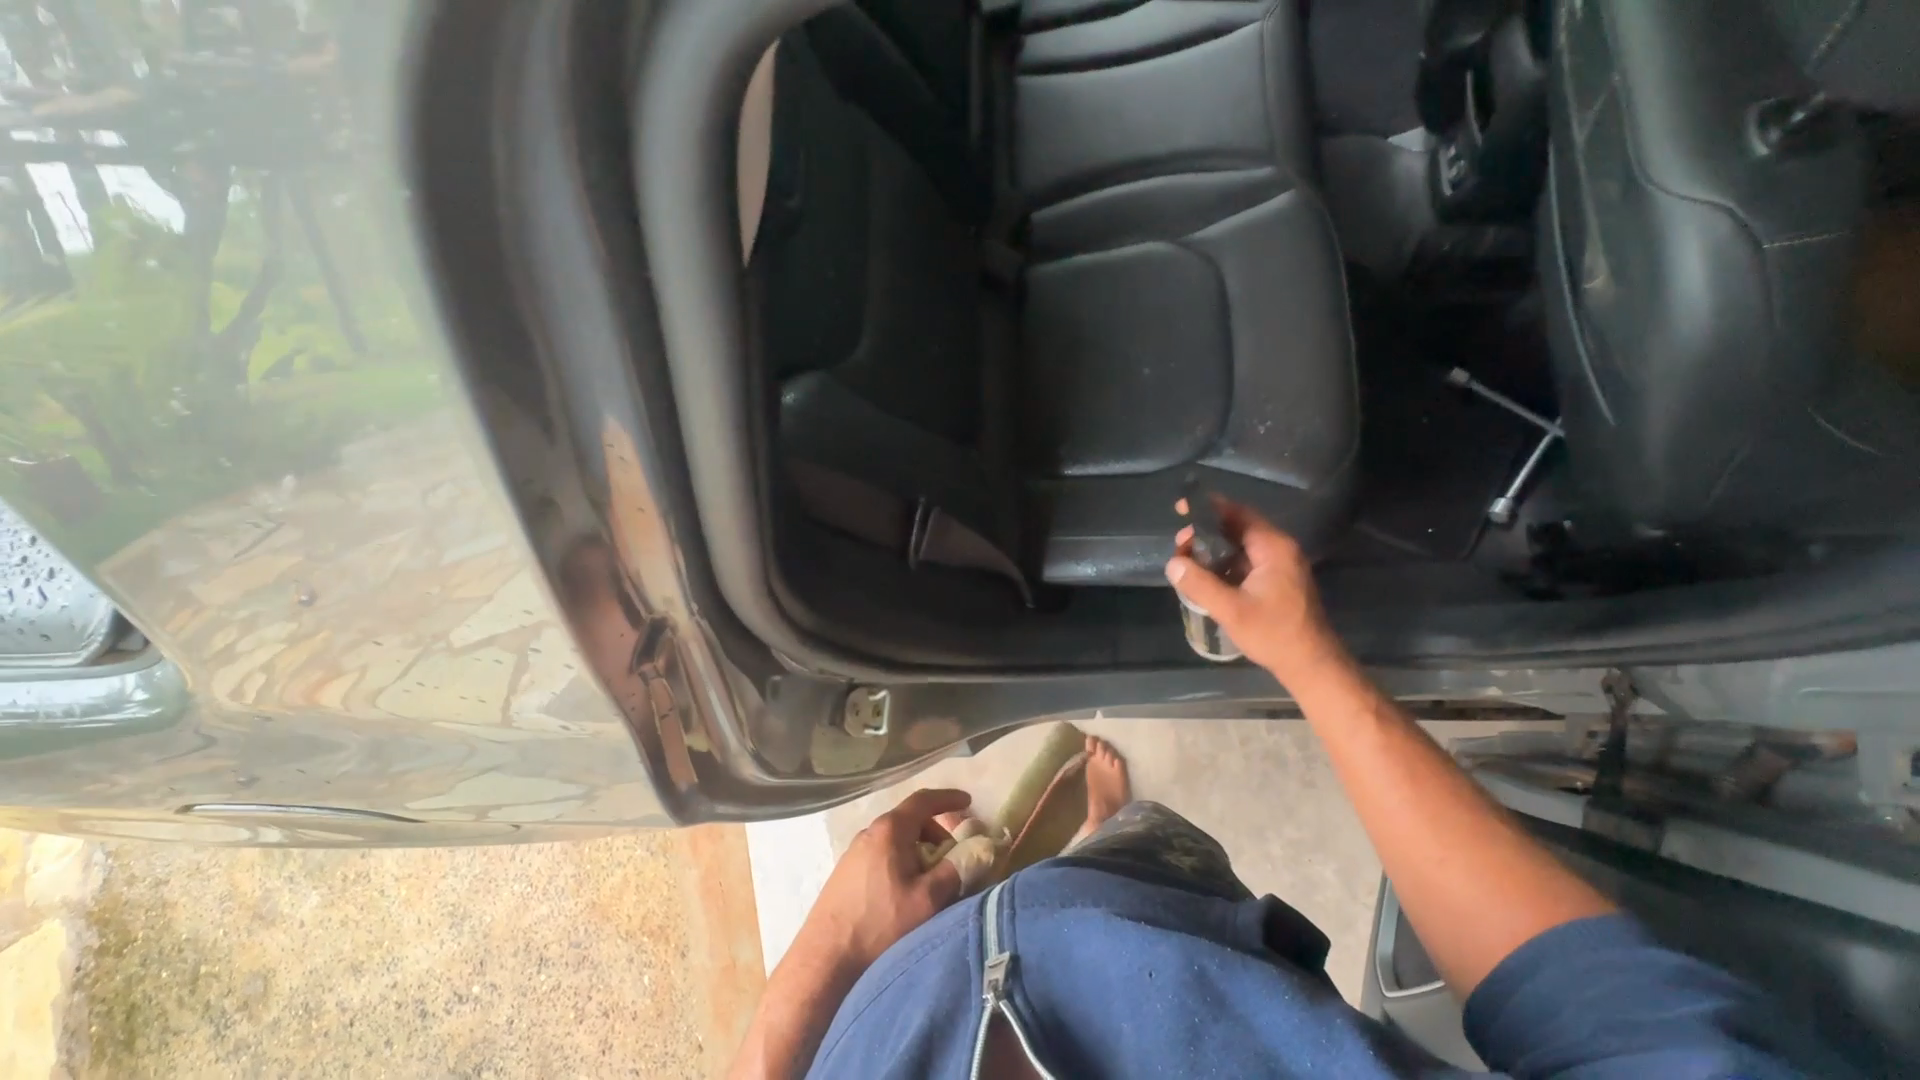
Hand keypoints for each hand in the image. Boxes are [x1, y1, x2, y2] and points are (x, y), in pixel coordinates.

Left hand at [787, 789, 970, 977]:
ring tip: (932, 880)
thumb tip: (976, 853)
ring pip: (895, 840)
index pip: (923, 800)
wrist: (826, 959)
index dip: (948, 798)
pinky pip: (882, 855)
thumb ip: (956, 871)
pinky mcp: (846, 874)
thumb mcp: (928, 900)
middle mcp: (869, 833)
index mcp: (890, 830)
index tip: (968, 802)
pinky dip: (901, 861)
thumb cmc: (881, 924)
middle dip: (936, 832)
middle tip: (954, 856)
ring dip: (919, 850)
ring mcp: (853, 853)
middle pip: (910, 820)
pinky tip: (906, 892)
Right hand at [1166, 498, 1351, 689]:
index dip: (1208, 509)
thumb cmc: (1274, 634)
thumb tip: (1173, 563)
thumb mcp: (1231, 609)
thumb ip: (1199, 584)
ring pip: (1241, 547)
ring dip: (1214, 551)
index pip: (1238, 514)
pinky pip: (1247, 563)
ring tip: (1187, 562)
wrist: (1310, 664)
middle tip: (1180, 547)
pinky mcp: (1278, 582)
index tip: (1182, 510)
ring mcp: (1281, 566)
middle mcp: (1280, 550)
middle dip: (1206, 534)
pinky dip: (1225, 565)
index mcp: (1274, 547)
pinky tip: (1206, 578)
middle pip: (1238, 529)